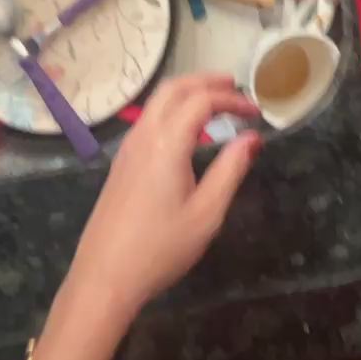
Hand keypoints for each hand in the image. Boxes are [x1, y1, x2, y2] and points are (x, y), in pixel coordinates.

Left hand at [65, 74, 261, 316]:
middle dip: (206, 81)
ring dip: (187, 92)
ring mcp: (128, 147)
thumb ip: (231, 169)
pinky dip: (173, 109)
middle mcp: (144, 134)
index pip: (202, 100)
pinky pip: (149, 118)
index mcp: (167, 142)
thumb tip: (252, 137)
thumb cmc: (160, 247)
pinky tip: (188, 130)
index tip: (256, 111)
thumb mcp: (207, 213)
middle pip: (174, 88)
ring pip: (157, 101)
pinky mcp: (121, 162)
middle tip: (234, 87)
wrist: (104, 277)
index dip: (231, 99)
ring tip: (215, 102)